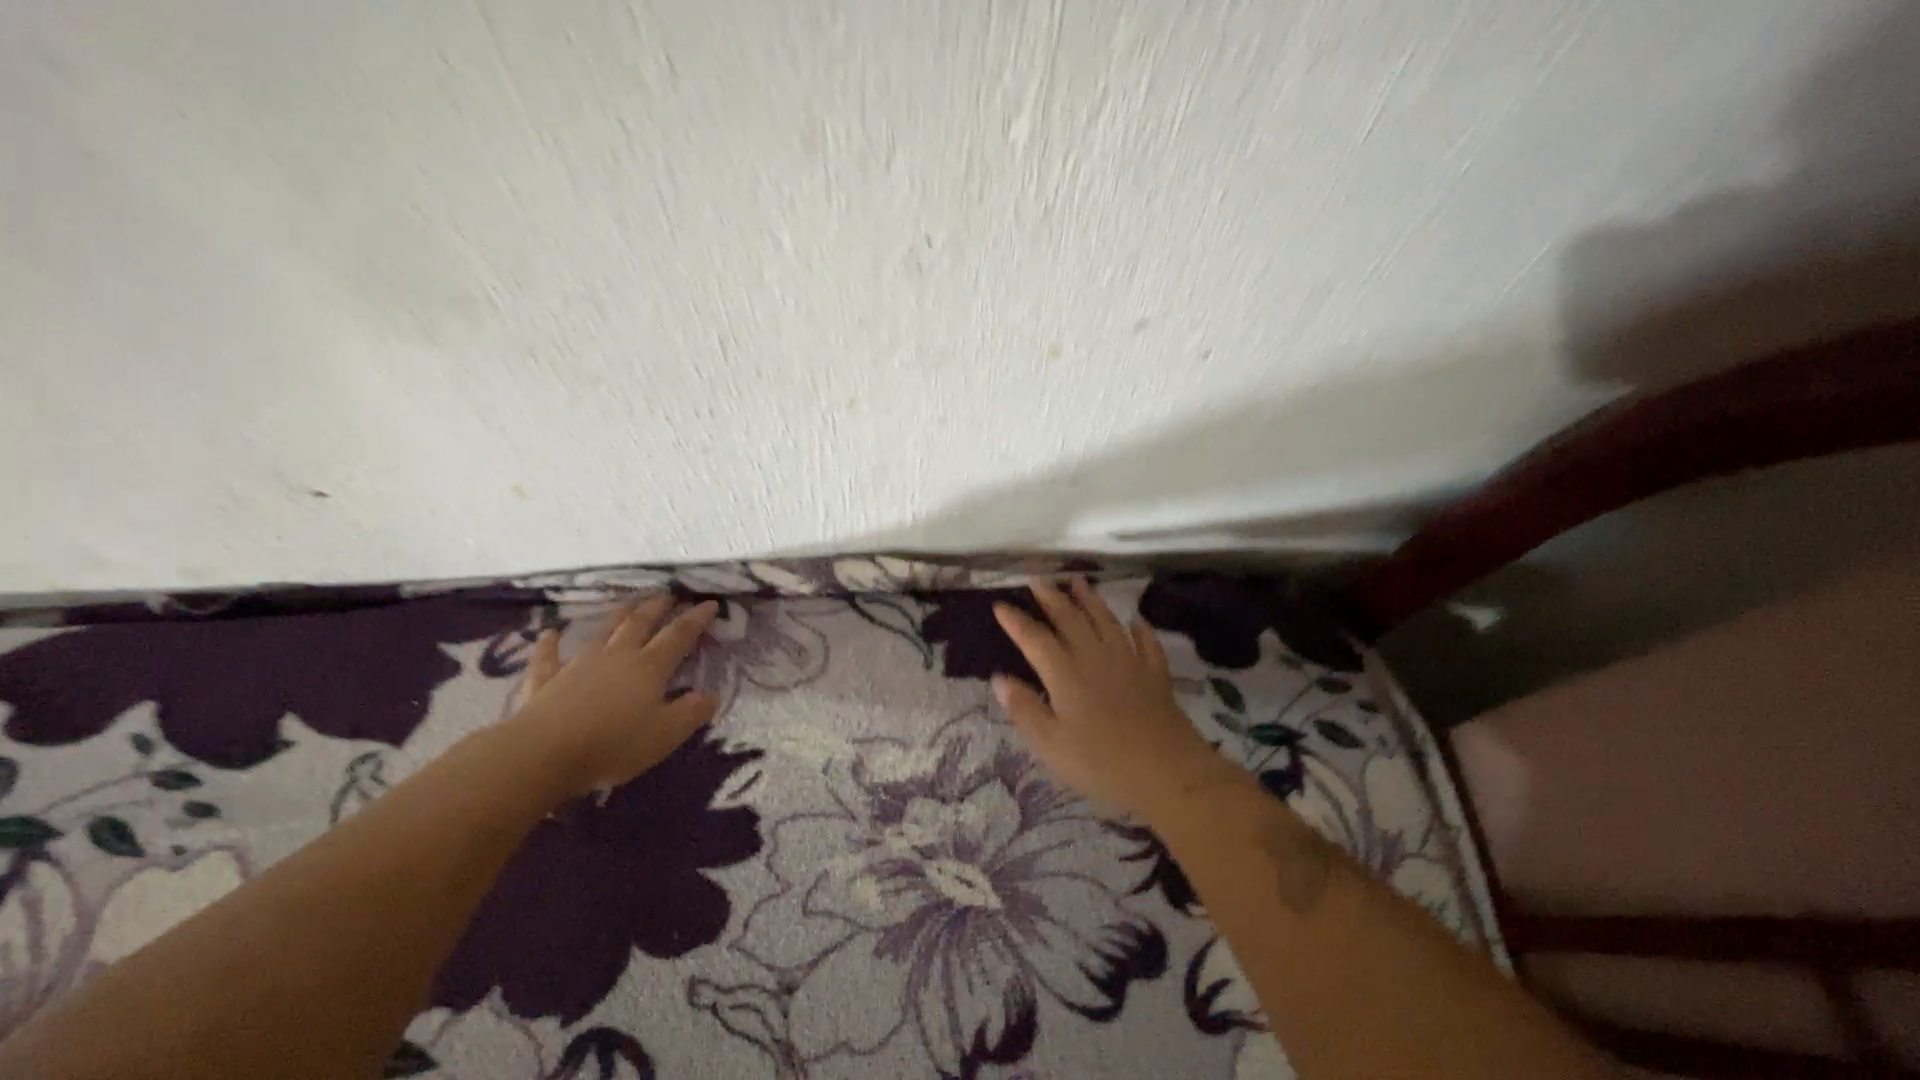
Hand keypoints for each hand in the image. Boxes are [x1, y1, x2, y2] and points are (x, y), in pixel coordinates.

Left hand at [507, 594, 720, 799]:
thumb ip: (691, 712)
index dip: (696, 618)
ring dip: (618, 614)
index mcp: (649, 668)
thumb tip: (711, 694)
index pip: (678, 636)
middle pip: (640, 623)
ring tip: (630, 602)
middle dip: (657, 607)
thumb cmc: (613, 744)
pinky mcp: (547, 680)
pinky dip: (551, 643)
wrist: (544, 752)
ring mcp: (579, 664)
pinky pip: (549, 656)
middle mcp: (616, 656)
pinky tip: (550, 633)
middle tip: (669, 595)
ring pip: (603, 631)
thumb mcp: (666, 734)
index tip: (710, 603)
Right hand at [992, 577, 1232, 821]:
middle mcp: (1095, 658)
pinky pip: (1146, 643)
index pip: (1035, 639)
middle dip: (1052, 598)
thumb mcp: (1051, 744)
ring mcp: (1129, 663)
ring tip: (1079, 582)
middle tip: (1038, 580)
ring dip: (1091, 600)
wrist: (1167, 771)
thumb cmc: (1101, 763)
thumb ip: (1024, 710)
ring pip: (1106, 622)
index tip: (1000, 605)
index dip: (1017, 622)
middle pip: (1071, 620)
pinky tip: (1135, 621)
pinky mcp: (1155, 676)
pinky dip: (1139, 629)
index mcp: (1065, 674)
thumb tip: (999, 678)